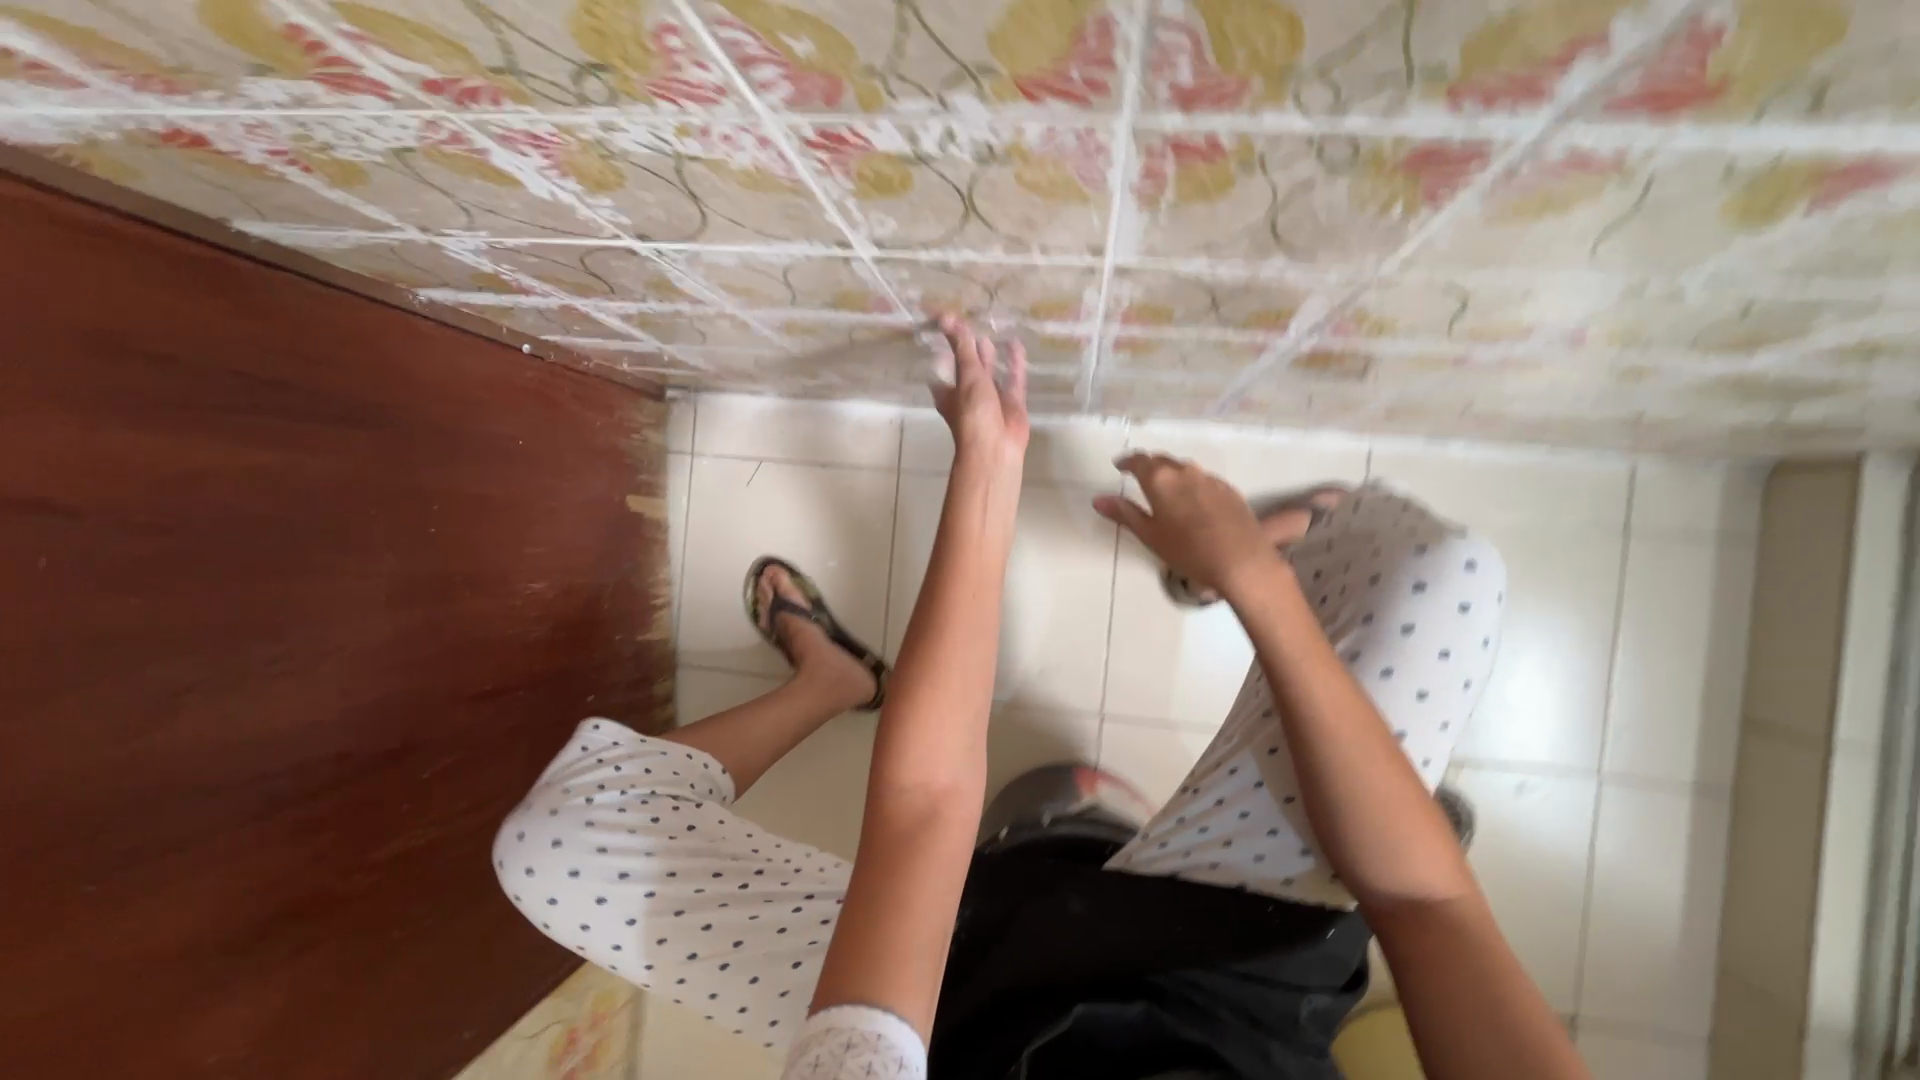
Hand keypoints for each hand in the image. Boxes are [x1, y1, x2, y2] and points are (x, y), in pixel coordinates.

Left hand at [930, 314, 1028, 469]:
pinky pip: (1013, 378)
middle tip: (969, 326)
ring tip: (989, 334)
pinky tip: (1015, 344)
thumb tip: (948, 317)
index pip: (944, 365)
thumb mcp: (966, 374)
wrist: (996, 446)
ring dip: (989, 356)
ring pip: (990, 372)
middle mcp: (968, 394)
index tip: (946, 328)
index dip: (945, 349)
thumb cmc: (973, 411)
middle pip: (967, 367)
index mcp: (949, 391)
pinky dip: (1014, 362)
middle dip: (968, 350)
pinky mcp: (1012, 401)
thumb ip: (961, 346)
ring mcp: (991, 398)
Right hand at [1093, 454, 1284, 599]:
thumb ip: (1124, 513)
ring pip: (1185, 469)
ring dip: (1171, 474)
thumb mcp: (1150, 535)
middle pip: (1162, 461)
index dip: (1127, 461)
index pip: (1139, 460)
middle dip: (1148, 466)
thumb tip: (1098, 499)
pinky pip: (1203, 480)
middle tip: (1139, 477)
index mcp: (1160, 480)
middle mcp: (1185, 471)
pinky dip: (1191, 485)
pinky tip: (1193, 504)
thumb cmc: (1188, 551)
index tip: (1119, 466)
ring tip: (1166, 491)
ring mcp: (1210, 479)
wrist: (1242, 561)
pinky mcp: (1229, 489)